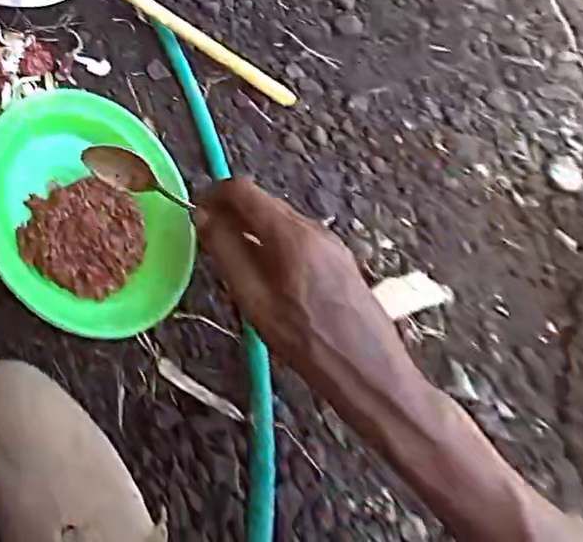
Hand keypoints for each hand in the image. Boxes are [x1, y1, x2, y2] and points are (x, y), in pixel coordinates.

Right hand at [198, 178, 582, 541]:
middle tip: (210, 244)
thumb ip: (228, 252)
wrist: (389, 395)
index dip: (213, 194)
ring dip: (252, 235)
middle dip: (231, 215)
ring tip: (238, 270)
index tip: (193, 212)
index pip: (241, 187)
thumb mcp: (257, 303)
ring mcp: (333, 249)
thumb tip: (205, 217)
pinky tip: (271, 287)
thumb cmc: (318, 353)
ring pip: (278, 222)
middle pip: (260, 202)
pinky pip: (295, 242)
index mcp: (295, 234)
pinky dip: (273, 250)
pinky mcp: (342, 266)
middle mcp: (317, 233)